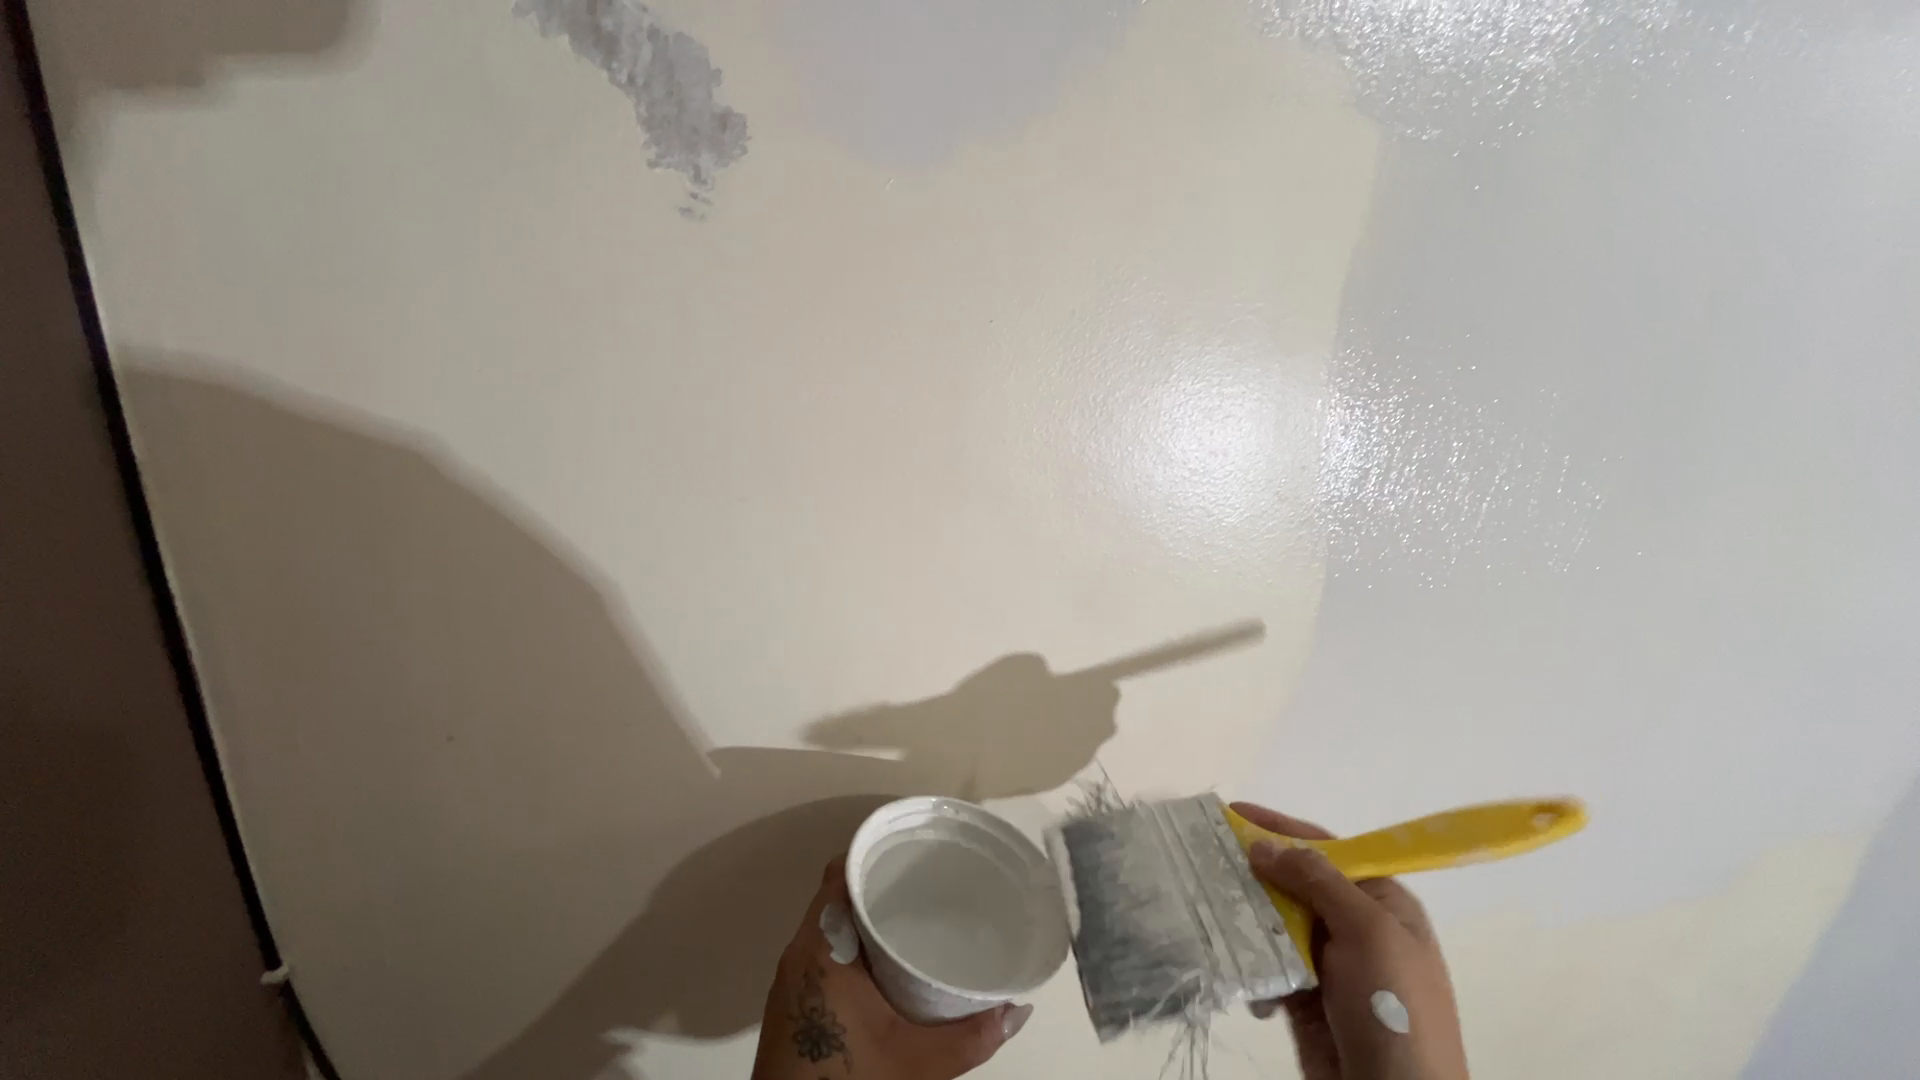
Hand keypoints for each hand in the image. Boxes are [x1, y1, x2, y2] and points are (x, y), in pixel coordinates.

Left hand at [749, 859, 1032, 1079]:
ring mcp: (792, 978)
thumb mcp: (916, 1063)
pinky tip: (889, 958)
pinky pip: (825, 948)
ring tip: (914, 913)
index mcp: (820, 948)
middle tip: (927, 881)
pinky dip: (855, 942)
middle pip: (836, 894)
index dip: (872, 852)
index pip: (838, 874)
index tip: (911, 849)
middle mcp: (799, 953)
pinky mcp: (793, 1000)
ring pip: (830, 922)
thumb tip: (1018, 1010)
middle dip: (879, 882)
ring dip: (865, 914)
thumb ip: (969, 1036)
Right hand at [1231, 803, 1469, 1079]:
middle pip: (1295, 882)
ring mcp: (1330, 963)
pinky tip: (1234, 963)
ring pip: (1275, 920)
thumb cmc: (1392, 1008)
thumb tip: (1263, 844)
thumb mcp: (1367, 933)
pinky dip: (1249, 959)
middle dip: (1254, 869)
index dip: (1282, 828)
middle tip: (1205, 854)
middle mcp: (1355, 926)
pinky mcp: (1304, 996)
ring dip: (1245, 915)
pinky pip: (1267, 961)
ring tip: (1207, 903)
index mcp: (1382, 903)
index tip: (1233, 812)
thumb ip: (1317, 882)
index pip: (1327, 849)